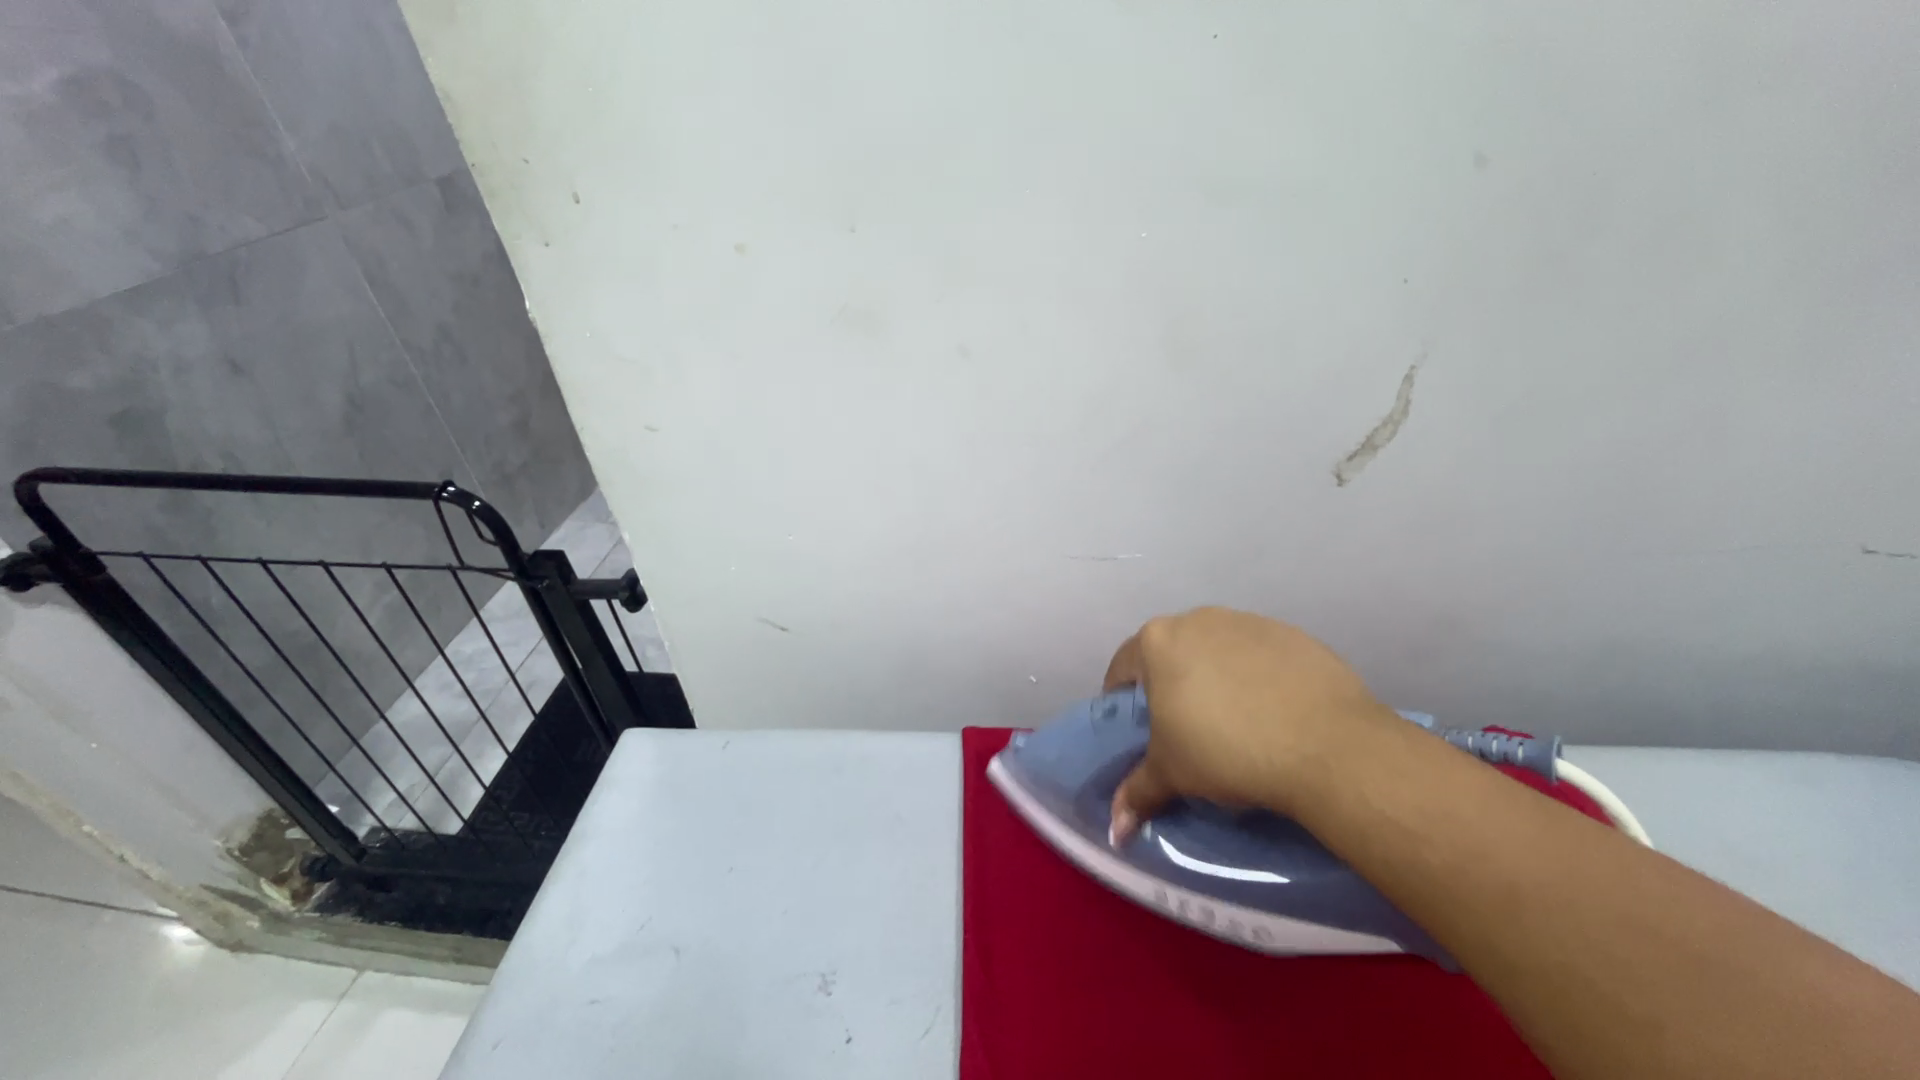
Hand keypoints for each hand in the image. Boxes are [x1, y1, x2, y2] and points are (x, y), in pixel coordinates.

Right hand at [1103, 607, 1400, 841]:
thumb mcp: (1172, 775)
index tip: (1136, 733)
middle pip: (1171, 654)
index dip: (1122, 703)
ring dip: (1216, 681)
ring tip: (1233, 725)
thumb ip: (1137, 793)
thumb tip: (1116, 831)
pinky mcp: (1293, 635)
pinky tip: (1273, 716)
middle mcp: (1199, 620)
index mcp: (1157, 642)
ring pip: (1217, 652)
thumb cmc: (1226, 751)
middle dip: (1172, 688)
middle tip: (1182, 732)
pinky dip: (1258, 680)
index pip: (1123, 668)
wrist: (1326, 746)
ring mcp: (1249, 622)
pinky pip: (1261, 658)